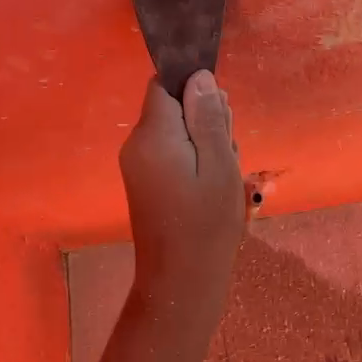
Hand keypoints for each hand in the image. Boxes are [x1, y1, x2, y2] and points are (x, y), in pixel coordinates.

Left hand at [119, 69, 244, 307]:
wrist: (181, 284)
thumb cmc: (206, 223)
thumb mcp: (218, 164)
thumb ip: (208, 117)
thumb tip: (199, 76)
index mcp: (152, 134)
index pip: (165, 84)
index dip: (194, 89)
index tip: (219, 116)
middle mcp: (137, 143)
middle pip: (173, 106)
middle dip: (205, 119)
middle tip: (225, 154)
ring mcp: (138, 164)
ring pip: (177, 130)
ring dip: (204, 142)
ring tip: (221, 175)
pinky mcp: (145, 181)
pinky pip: (172, 151)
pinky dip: (195, 160)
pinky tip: (211, 186)